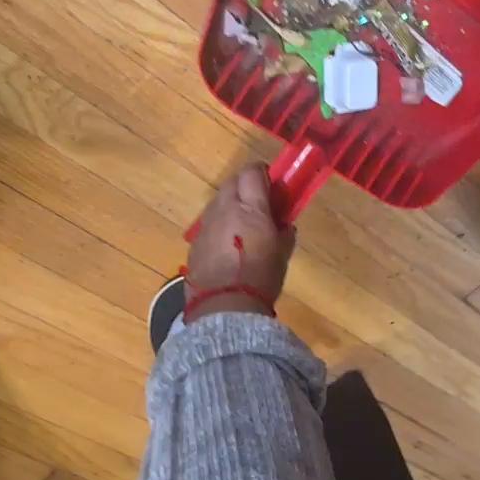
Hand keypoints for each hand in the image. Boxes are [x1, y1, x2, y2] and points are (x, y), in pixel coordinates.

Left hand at [185, 163, 294, 320]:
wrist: (224, 307)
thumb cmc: (260, 279)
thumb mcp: (282, 254)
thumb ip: (284, 232)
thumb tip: (284, 223)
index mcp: (250, 208)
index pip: (252, 172)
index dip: (262, 172)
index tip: (272, 182)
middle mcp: (225, 209)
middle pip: (232, 181)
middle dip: (245, 185)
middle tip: (259, 200)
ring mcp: (206, 225)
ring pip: (218, 201)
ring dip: (231, 204)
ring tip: (243, 224)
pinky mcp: (195, 241)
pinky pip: (209, 222)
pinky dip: (220, 224)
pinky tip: (227, 244)